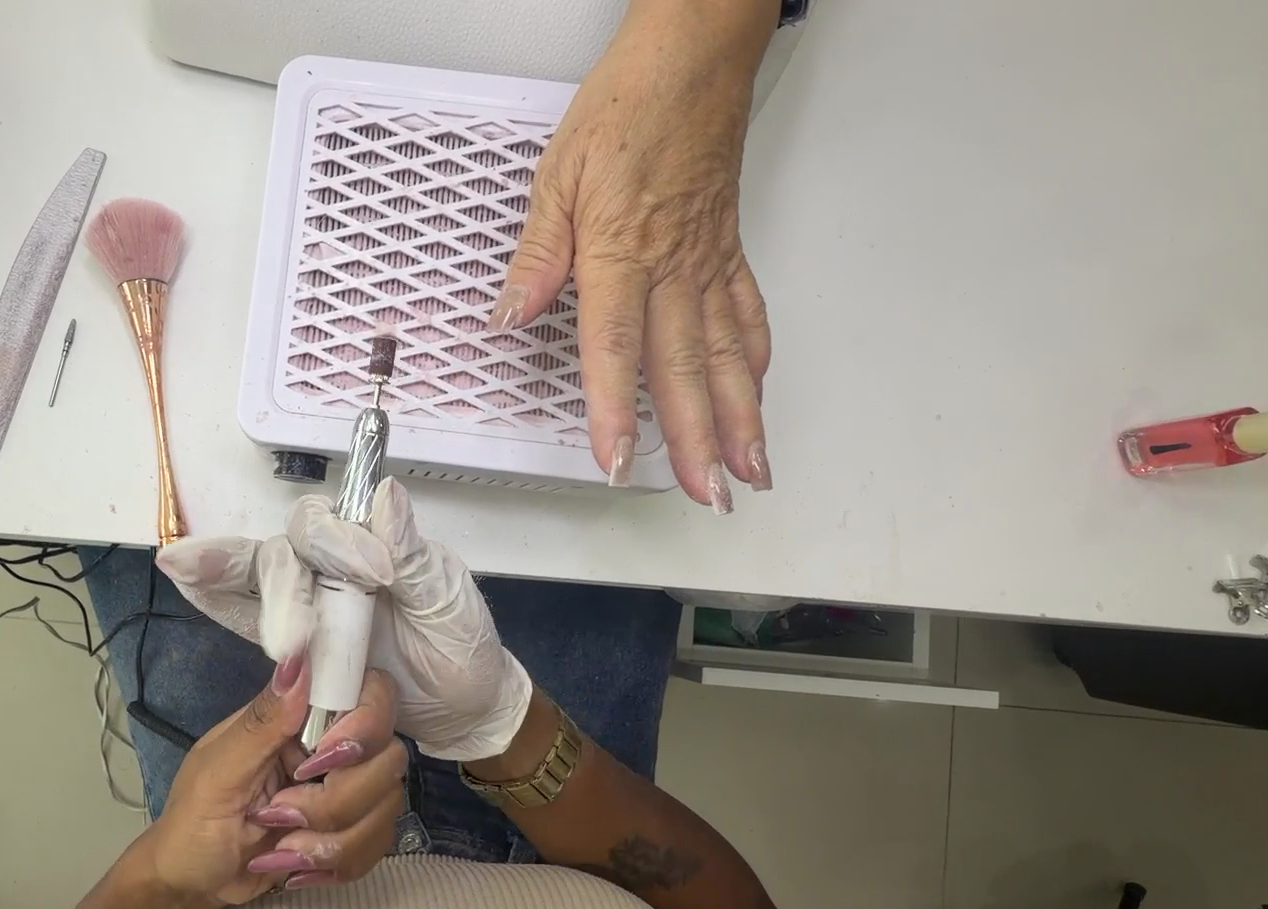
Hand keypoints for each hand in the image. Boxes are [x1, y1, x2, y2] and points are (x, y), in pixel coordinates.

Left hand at [125, 661, 407, 908]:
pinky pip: (379, 843)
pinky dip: (337, 864)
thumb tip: (297, 660)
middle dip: (336, 801)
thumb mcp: (218, 771)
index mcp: (300, 716)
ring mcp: (349, 788)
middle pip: (388, 756)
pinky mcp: (354, 830)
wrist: (193, 884)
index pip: (370, 692)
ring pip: (387, 804)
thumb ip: (263, 721)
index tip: (320, 761)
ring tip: (281, 848)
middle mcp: (334, 744)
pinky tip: (295, 867)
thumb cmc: (194, 820)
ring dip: (332, 840)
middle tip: (280, 814)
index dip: (363, 727)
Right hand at [156, 478, 531, 760]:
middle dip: (281, 589)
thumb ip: (413, 555)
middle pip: (285, 554)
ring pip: (256, 576)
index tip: (373, 575)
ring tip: (181, 566)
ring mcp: (309, 602)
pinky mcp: (293, 643)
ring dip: (221, 573)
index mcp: (370, 545)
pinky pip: (246, 614)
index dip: (337, 544)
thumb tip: (385, 494)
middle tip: (290, 641)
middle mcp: (331, 566)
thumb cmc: (460, 648)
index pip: (333, 527)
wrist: (461, 708)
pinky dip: (214, 598)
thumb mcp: (446, 603)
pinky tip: (183, 582)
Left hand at [491, 0, 778, 510]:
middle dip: (696, 440)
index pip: (615, 350)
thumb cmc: (624, 108)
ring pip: (727, 352)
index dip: (616, 412)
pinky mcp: (727, 249)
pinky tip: (757, 395)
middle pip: (683, 368)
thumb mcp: (555, 178)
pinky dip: (755, 360)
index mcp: (619, 254)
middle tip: (708, 494)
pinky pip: (747, 312)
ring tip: (750, 470)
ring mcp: (707, 262)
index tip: (617, 462)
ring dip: (740, 416)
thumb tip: (510, 316)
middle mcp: (671, 268)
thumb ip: (537, 257)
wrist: (693, 54)